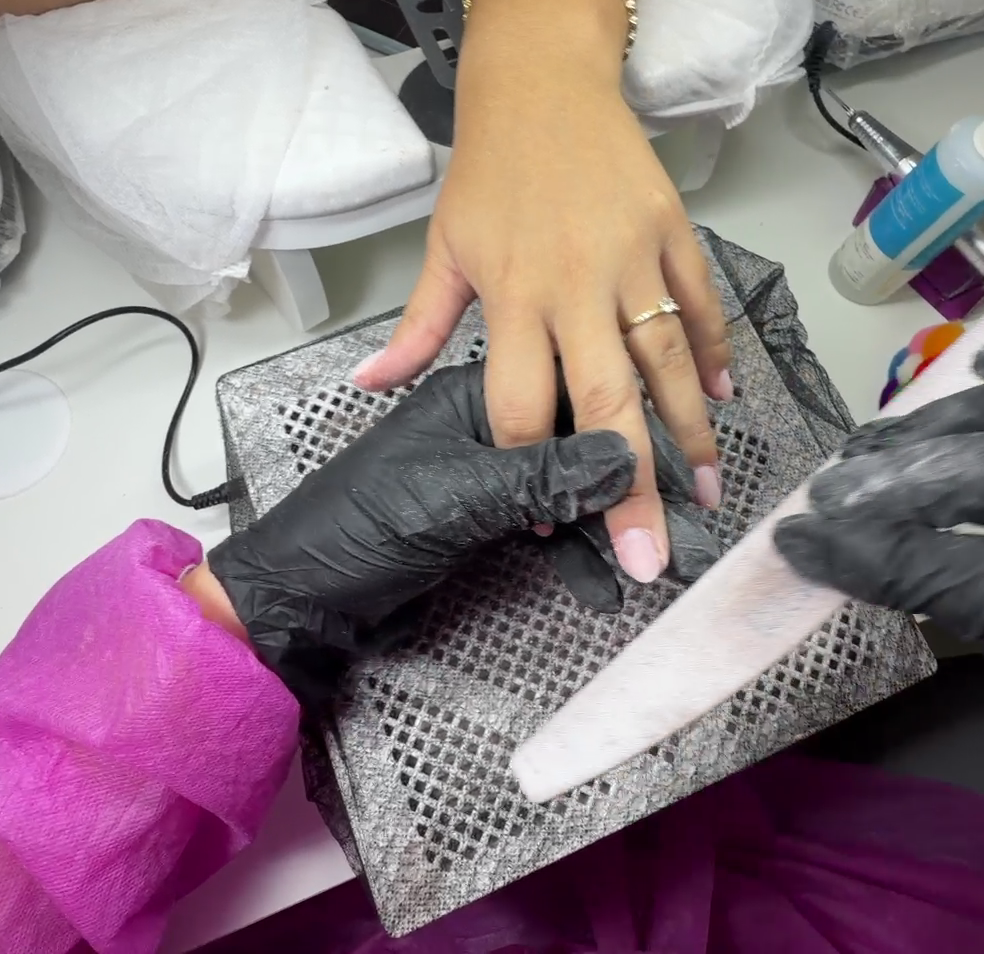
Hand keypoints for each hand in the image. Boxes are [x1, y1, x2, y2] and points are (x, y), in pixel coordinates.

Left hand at [210, 362, 664, 701]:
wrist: (304, 591)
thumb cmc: (363, 524)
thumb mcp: (455, 495)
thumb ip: (540, 477)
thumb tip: (626, 458)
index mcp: (478, 393)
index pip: (573, 398)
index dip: (628, 437)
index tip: (678, 478)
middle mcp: (492, 423)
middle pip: (580, 446)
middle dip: (629, 490)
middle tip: (677, 529)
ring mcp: (492, 472)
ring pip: (570, 489)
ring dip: (608, 528)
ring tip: (651, 566)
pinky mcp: (489, 516)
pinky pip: (549, 525)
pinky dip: (576, 555)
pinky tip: (604, 583)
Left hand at [354, 63, 732, 587]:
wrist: (542, 82)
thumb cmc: (488, 172)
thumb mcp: (443, 247)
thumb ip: (417, 326)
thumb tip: (369, 388)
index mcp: (514, 296)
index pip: (524, 406)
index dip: (532, 470)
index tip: (546, 521)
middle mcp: (577, 287)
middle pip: (607, 402)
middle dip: (628, 488)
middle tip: (651, 558)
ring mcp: (634, 259)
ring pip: (667, 362)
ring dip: (688, 433)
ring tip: (706, 493)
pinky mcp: (673, 233)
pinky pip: (701, 304)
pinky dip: (714, 352)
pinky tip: (723, 400)